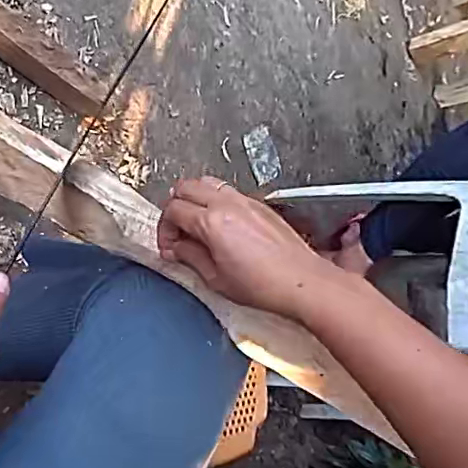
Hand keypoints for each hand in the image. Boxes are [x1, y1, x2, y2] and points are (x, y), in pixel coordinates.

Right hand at [156, 176, 348, 317]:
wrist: (304, 283)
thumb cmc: (263, 285)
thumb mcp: (214, 278)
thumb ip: (188, 256)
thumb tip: (176, 248)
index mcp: (211, 222)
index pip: (172, 210)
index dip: (164, 229)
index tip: (169, 247)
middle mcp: (227, 205)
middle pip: (185, 187)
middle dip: (174, 207)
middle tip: (177, 231)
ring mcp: (246, 202)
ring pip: (206, 183)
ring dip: (194, 199)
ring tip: (195, 223)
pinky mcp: (260, 206)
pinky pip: (227, 192)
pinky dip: (214, 201)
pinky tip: (218, 225)